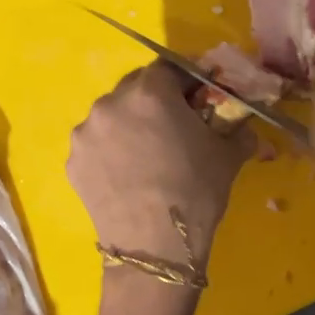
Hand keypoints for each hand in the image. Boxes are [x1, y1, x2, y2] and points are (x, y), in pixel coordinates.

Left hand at [69, 63, 253, 267]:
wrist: (155, 247)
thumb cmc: (197, 192)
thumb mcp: (229, 154)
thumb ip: (236, 126)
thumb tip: (241, 121)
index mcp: (151, 92)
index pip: (171, 67)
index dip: (188, 80)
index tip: (200, 96)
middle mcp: (111, 102)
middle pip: (137, 87)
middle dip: (157, 100)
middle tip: (176, 126)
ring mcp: (86, 132)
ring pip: (114, 116)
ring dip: (131, 125)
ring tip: (149, 155)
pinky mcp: (73, 161)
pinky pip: (98, 144)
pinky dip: (112, 151)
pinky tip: (128, 175)